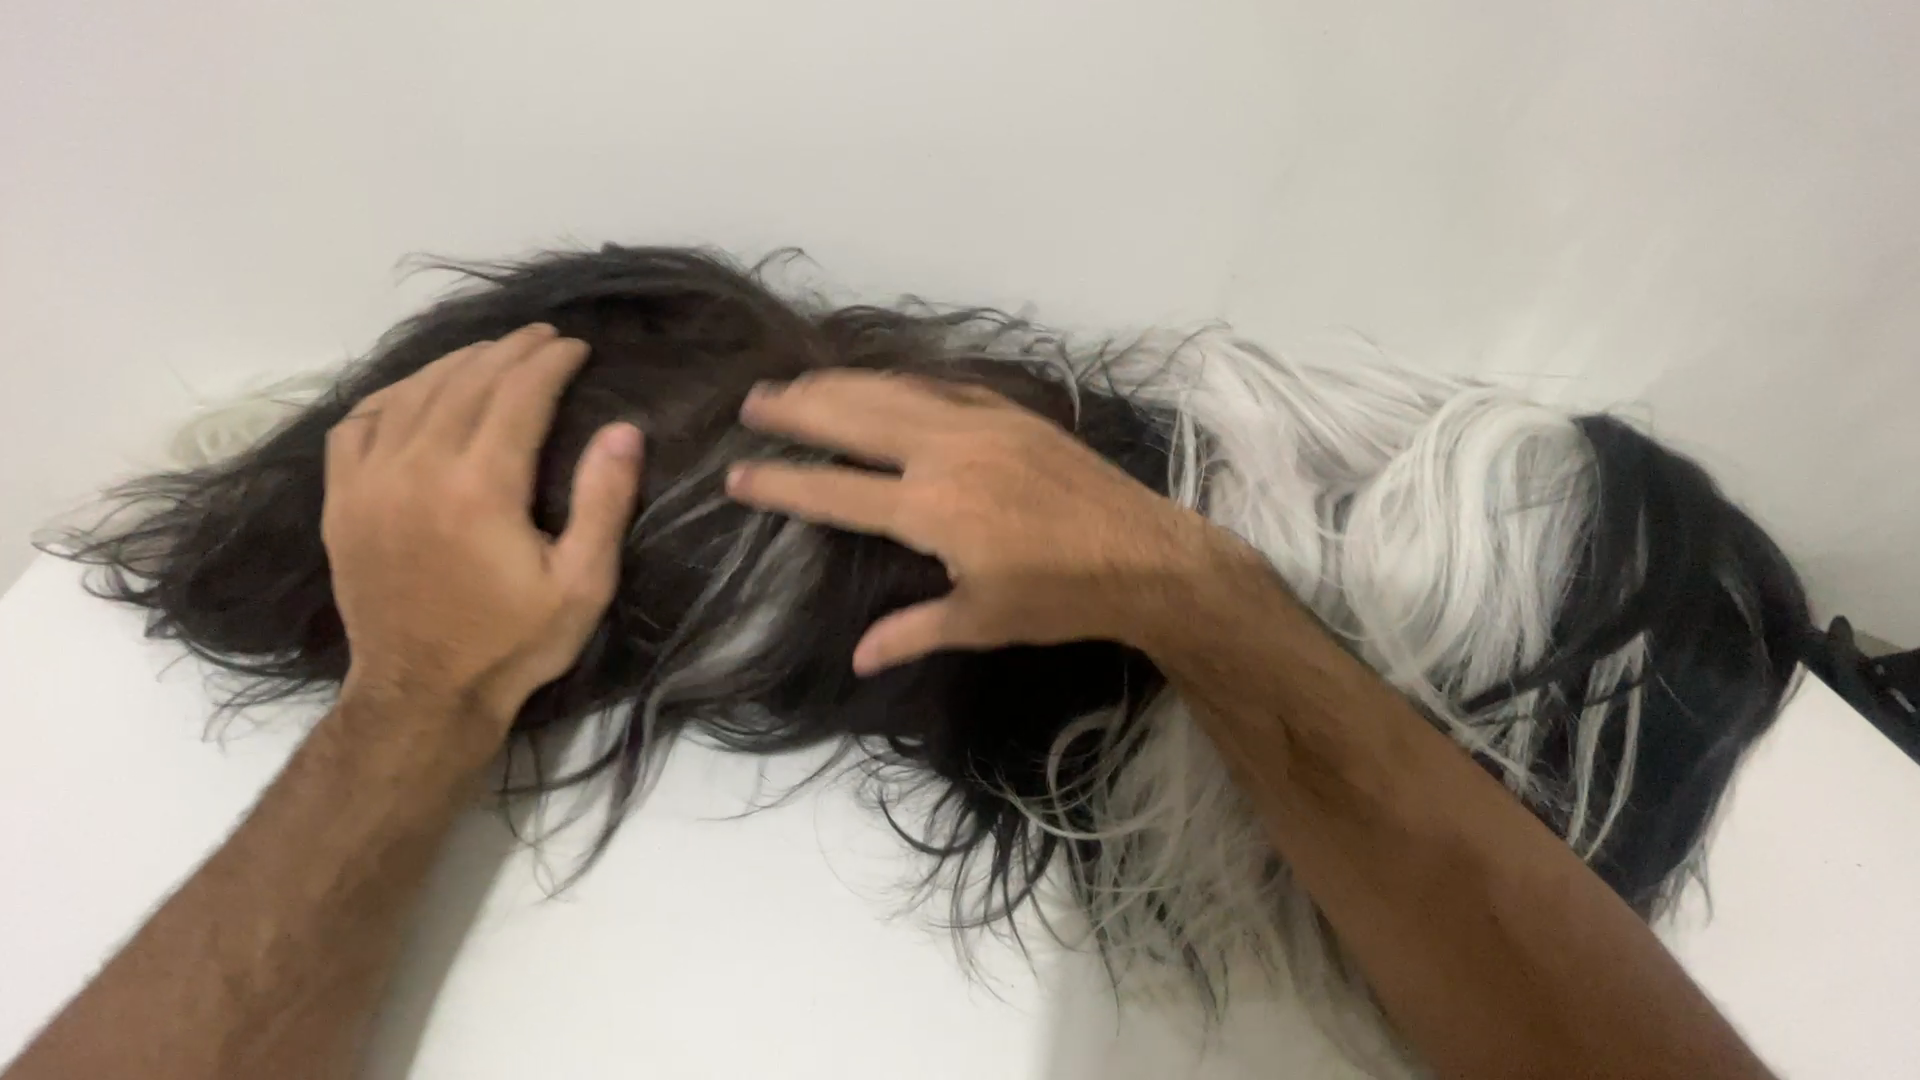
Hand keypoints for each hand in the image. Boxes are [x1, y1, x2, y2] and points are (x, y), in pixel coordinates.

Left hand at [322, 324, 643, 747]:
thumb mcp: (584, 582)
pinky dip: (395, 393)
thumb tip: (623, 430)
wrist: (424, 693)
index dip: (550, 362)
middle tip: (545, 337)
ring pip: (411, 393)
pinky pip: (360, 423)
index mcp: (480, 486)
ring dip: (457, 363)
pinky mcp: (342, 501)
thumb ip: (603, 502)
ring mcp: (368, 482)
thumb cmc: (517, 640)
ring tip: (493, 352)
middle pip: (465, 383)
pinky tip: (419, 390)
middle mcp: (416, 469)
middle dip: (509, 351)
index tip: (578, 347)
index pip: (516, 395)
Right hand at [725, 371, 1216, 672]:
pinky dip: (902, 381)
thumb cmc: (1059, 598)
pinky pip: (942, 385)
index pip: (835, 492)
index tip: (736, 474)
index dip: (781, 484)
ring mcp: (982, 423)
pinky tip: (885, 381)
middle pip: (854, 418)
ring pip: (895, 390)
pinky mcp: (1013, 413)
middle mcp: (947, 451)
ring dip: (842, 383)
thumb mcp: (980, 622)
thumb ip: (912, 631)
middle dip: (797, 409)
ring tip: (800, 380)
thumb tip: (858, 658)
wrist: (1144, 556)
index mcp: (931, 507)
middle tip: (753, 402)